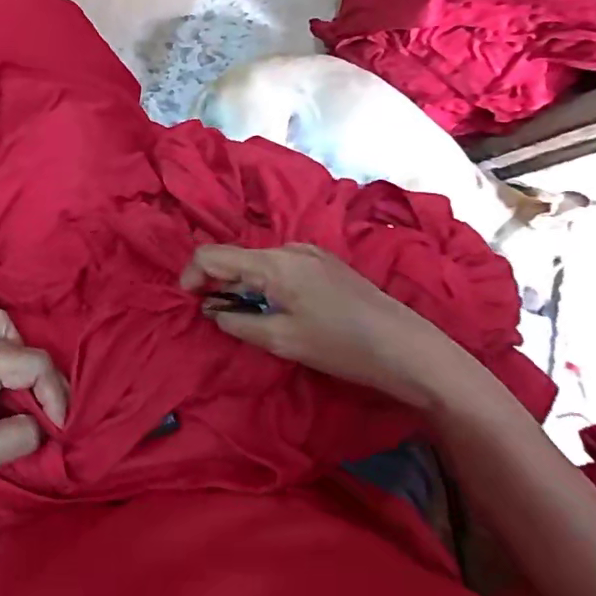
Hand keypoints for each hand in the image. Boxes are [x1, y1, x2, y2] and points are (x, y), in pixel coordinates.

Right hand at [181, 243, 453, 406]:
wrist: (407, 348)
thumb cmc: (341, 345)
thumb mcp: (283, 340)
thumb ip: (239, 323)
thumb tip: (214, 312)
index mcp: (274, 262)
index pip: (214, 254)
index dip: (193, 275)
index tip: (188, 301)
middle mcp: (289, 248)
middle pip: (236, 257)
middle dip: (217, 283)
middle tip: (213, 316)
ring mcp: (310, 253)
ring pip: (258, 263)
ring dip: (242, 286)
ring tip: (243, 318)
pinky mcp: (324, 264)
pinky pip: (280, 268)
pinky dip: (265, 285)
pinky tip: (273, 310)